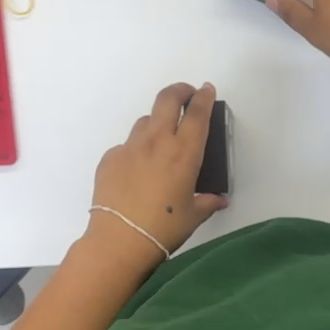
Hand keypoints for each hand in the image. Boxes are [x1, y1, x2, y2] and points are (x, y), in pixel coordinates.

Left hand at [85, 82, 228, 268]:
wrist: (120, 239)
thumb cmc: (164, 228)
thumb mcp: (193, 216)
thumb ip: (208, 202)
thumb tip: (219, 200)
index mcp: (183, 153)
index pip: (196, 113)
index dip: (203, 97)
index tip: (206, 89)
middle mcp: (157, 141)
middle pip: (167, 99)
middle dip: (180, 91)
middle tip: (186, 95)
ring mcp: (130, 147)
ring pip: (146, 121)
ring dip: (157, 122)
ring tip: (162, 140)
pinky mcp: (110, 158)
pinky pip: (127, 146)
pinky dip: (137, 151)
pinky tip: (138, 171)